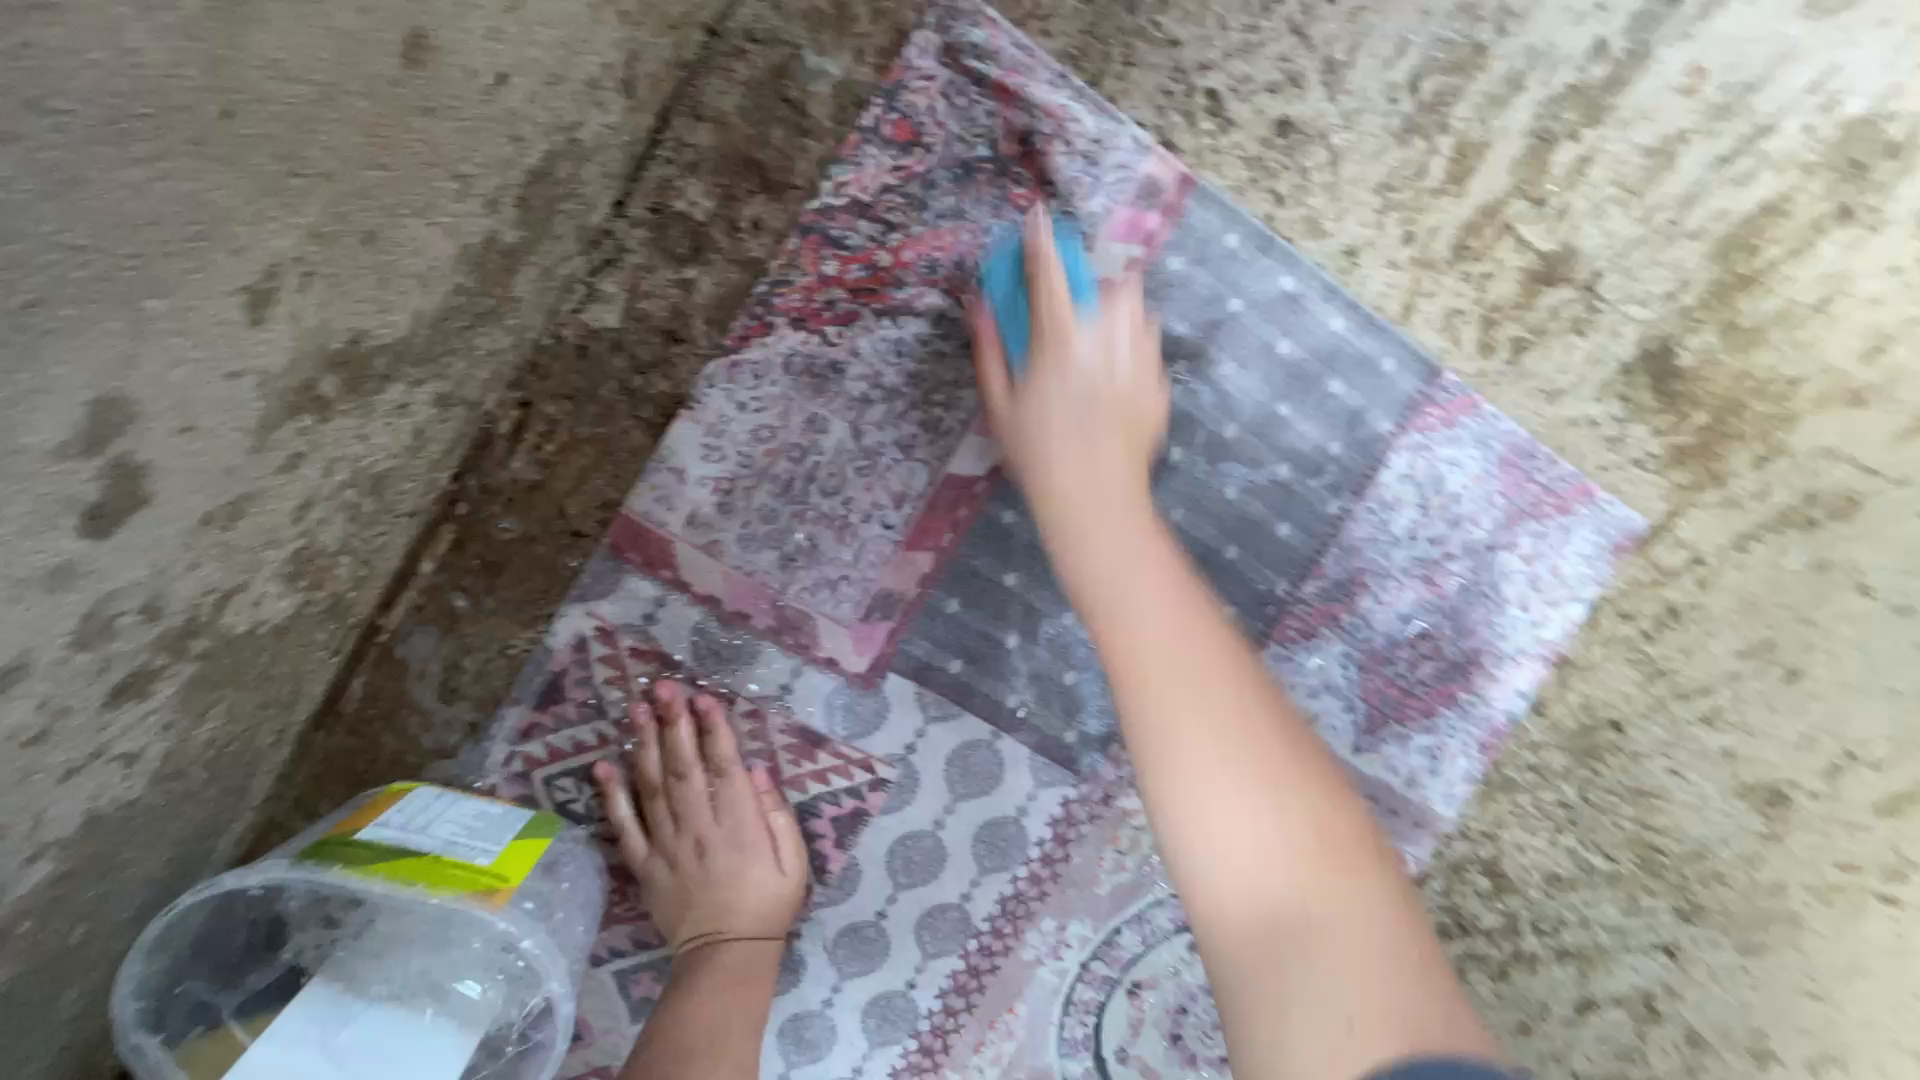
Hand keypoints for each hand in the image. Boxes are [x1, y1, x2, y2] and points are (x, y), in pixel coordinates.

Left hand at [591, 681, 808, 952]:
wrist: (726, 956)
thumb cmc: (768, 904)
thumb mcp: (795, 861)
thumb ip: (777, 814)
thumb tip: (758, 770)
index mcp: (739, 823)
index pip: (723, 766)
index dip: (713, 729)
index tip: (703, 697)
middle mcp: (700, 826)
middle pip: (683, 767)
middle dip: (672, 723)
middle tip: (661, 688)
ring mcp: (667, 845)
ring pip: (652, 788)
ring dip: (645, 746)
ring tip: (636, 710)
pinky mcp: (645, 864)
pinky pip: (625, 826)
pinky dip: (613, 796)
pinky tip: (604, 766)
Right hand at [969, 203, 1169, 537]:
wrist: (1093, 498)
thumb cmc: (1036, 454)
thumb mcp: (998, 405)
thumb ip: (990, 348)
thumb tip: (980, 304)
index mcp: (1060, 340)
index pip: (1049, 273)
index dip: (1042, 241)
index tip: (1038, 219)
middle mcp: (1106, 338)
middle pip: (1112, 281)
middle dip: (1096, 282)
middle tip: (1078, 305)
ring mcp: (1140, 360)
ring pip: (1140, 309)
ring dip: (1120, 309)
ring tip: (1102, 336)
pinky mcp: (1159, 384)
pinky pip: (1152, 346)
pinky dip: (1136, 346)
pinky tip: (1118, 375)